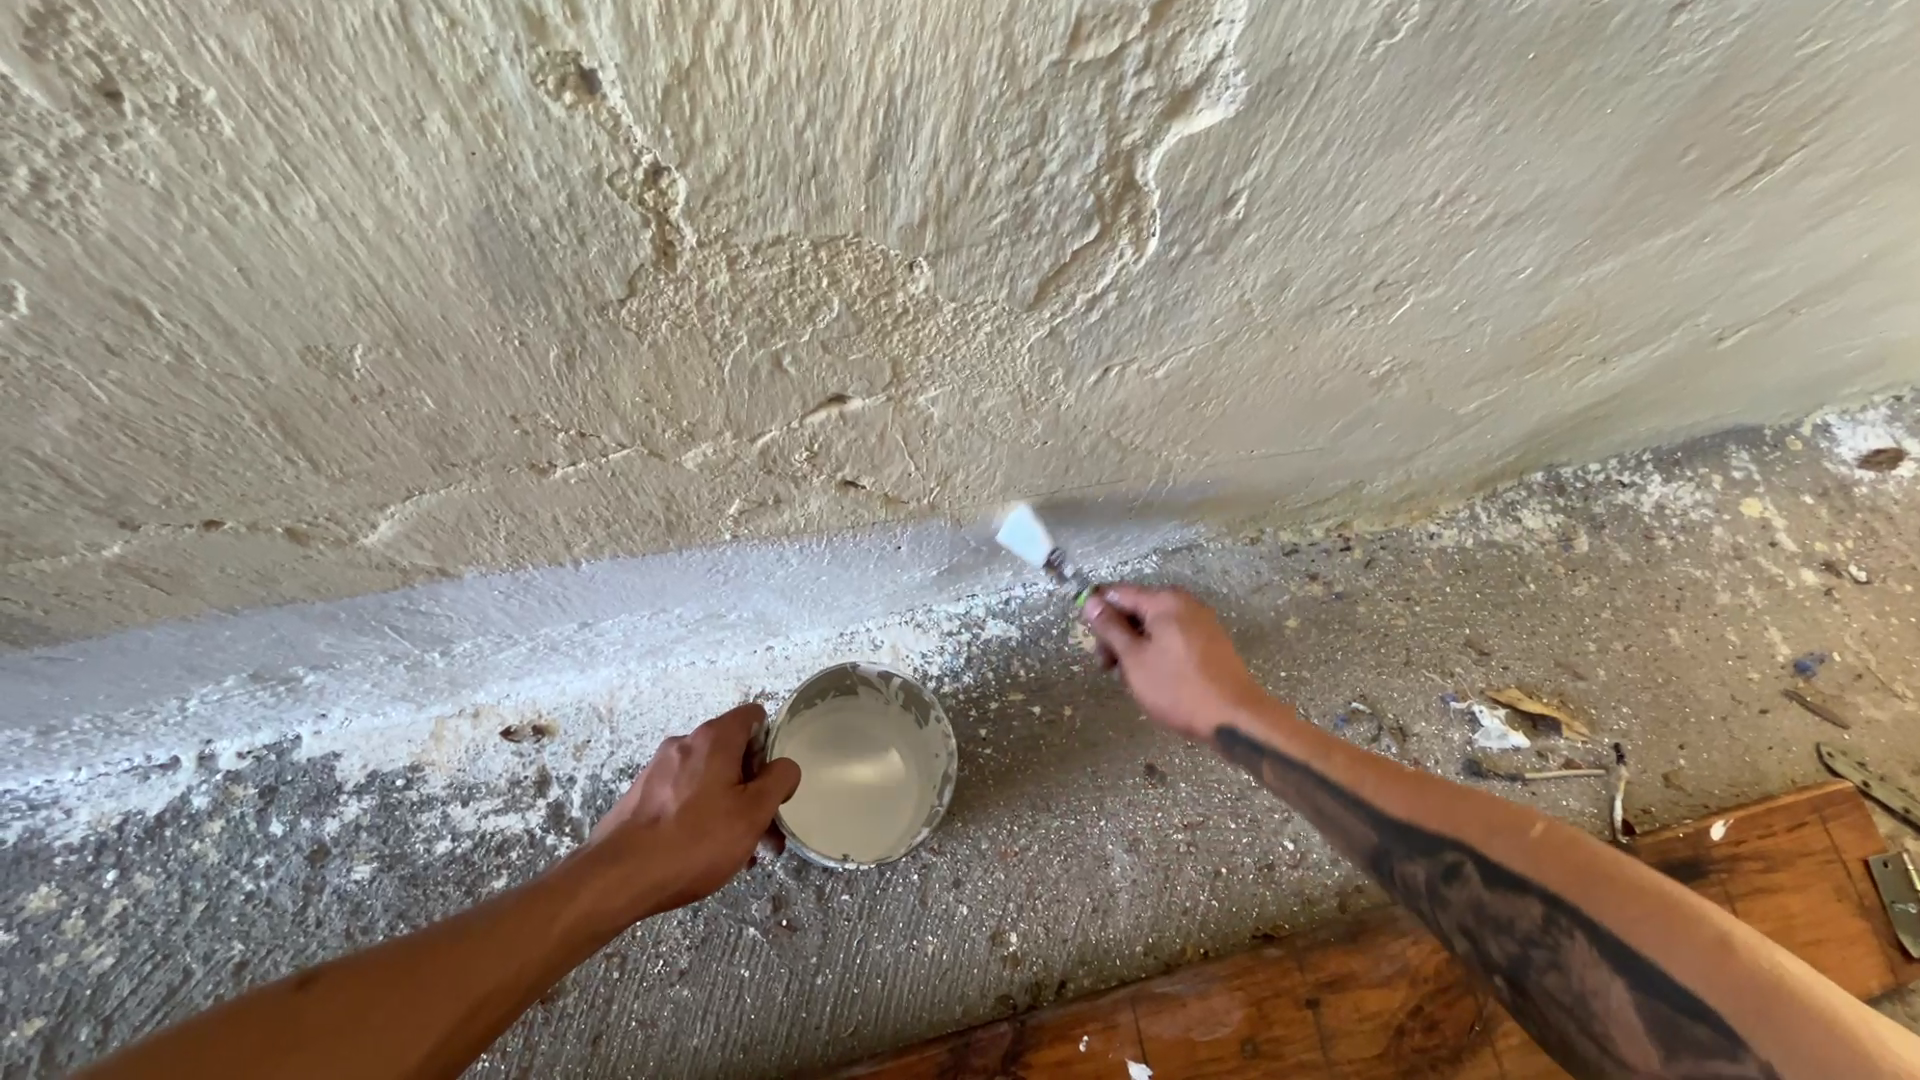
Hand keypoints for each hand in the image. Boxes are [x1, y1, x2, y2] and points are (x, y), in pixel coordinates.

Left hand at [588, 703, 801, 914]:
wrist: (617, 879)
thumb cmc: (694, 841)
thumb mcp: (753, 813)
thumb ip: (779, 780)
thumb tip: (784, 766)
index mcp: (714, 739)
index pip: (754, 717)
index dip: (772, 744)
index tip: (775, 780)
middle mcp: (684, 744)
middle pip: (733, 752)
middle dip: (754, 786)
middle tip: (767, 828)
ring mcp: (659, 770)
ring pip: (709, 779)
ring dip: (731, 806)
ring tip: (743, 852)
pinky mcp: (641, 796)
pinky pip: (685, 796)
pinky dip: (702, 815)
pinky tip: (707, 853)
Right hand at [1081, 584, 1270, 740]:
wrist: (1234, 717)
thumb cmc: (1177, 687)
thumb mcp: (1134, 658)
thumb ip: (1110, 627)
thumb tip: (1091, 601)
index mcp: (1164, 600)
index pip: (1118, 593)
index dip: (1097, 612)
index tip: (1088, 638)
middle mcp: (1184, 602)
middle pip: (1137, 608)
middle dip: (1117, 633)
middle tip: (1107, 666)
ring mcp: (1201, 621)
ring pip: (1154, 624)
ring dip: (1135, 645)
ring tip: (1130, 677)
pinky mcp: (1210, 641)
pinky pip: (1172, 636)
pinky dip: (1156, 649)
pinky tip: (1153, 675)